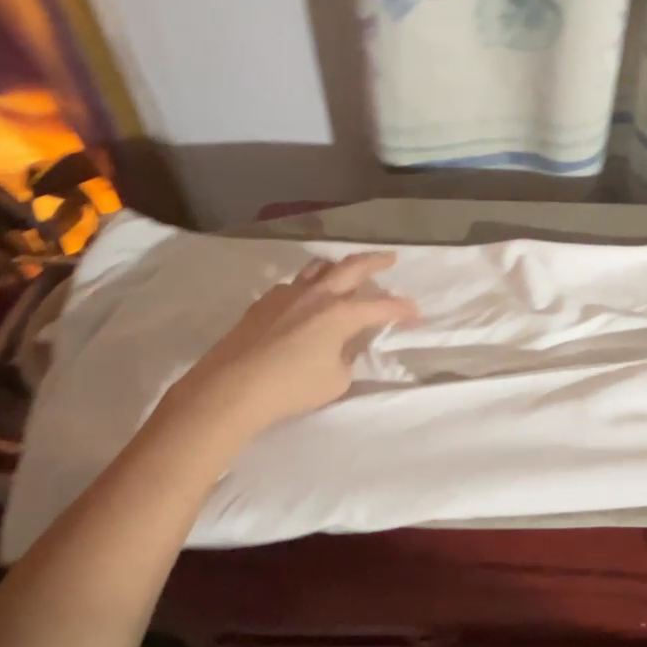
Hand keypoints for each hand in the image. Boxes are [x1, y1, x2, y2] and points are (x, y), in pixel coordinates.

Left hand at [155, 252, 418, 437]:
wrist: (231, 388)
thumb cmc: (290, 387)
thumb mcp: (335, 381)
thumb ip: (344, 359)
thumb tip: (338, 350)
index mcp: (340, 313)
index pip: (381, 307)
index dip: (402, 310)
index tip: (415, 314)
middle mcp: (316, 295)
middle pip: (351, 267)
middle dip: (375, 262)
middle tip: (390, 258)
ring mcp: (286, 295)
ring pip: (318, 268)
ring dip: (337, 267)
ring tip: (344, 271)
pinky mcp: (262, 304)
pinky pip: (292, 285)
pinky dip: (308, 286)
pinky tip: (305, 300)